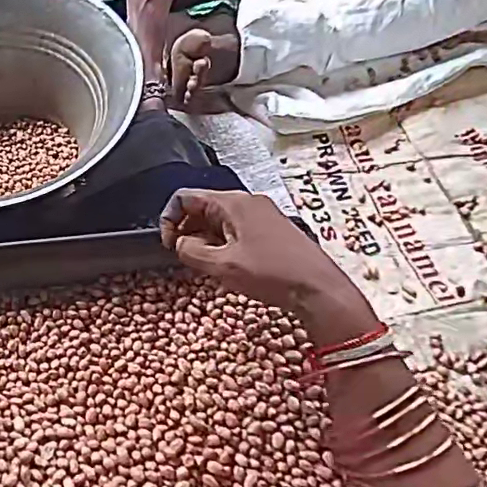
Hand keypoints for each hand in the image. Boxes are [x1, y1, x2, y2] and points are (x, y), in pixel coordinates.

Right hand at [159, 188, 379, 343]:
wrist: (318, 289)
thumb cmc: (272, 274)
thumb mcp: (221, 266)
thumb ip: (191, 251)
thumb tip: (178, 244)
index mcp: (233, 203)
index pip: (185, 197)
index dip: (169, 219)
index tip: (168, 244)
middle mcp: (247, 202)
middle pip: (201, 206)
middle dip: (185, 229)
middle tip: (182, 256)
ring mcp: (261, 215)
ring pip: (218, 219)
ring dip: (203, 239)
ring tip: (204, 264)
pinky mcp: (270, 230)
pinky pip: (234, 229)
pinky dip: (221, 243)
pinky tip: (225, 265)